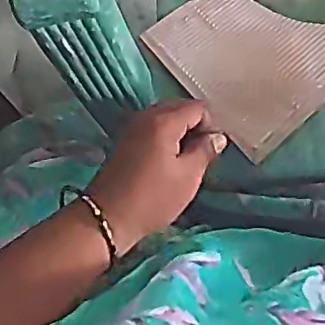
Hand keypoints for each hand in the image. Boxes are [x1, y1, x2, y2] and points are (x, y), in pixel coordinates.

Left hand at [85, 100, 226, 251]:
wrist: (107, 217)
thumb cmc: (152, 198)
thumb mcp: (187, 177)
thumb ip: (205, 151)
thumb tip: (217, 136)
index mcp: (164, 121)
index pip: (197, 107)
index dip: (211, 124)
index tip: (213, 149)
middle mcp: (146, 116)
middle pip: (180, 107)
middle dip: (196, 124)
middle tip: (203, 153)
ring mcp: (133, 126)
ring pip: (165, 116)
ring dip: (180, 130)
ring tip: (187, 158)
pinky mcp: (125, 139)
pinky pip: (152, 126)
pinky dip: (165, 136)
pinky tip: (168, 159)